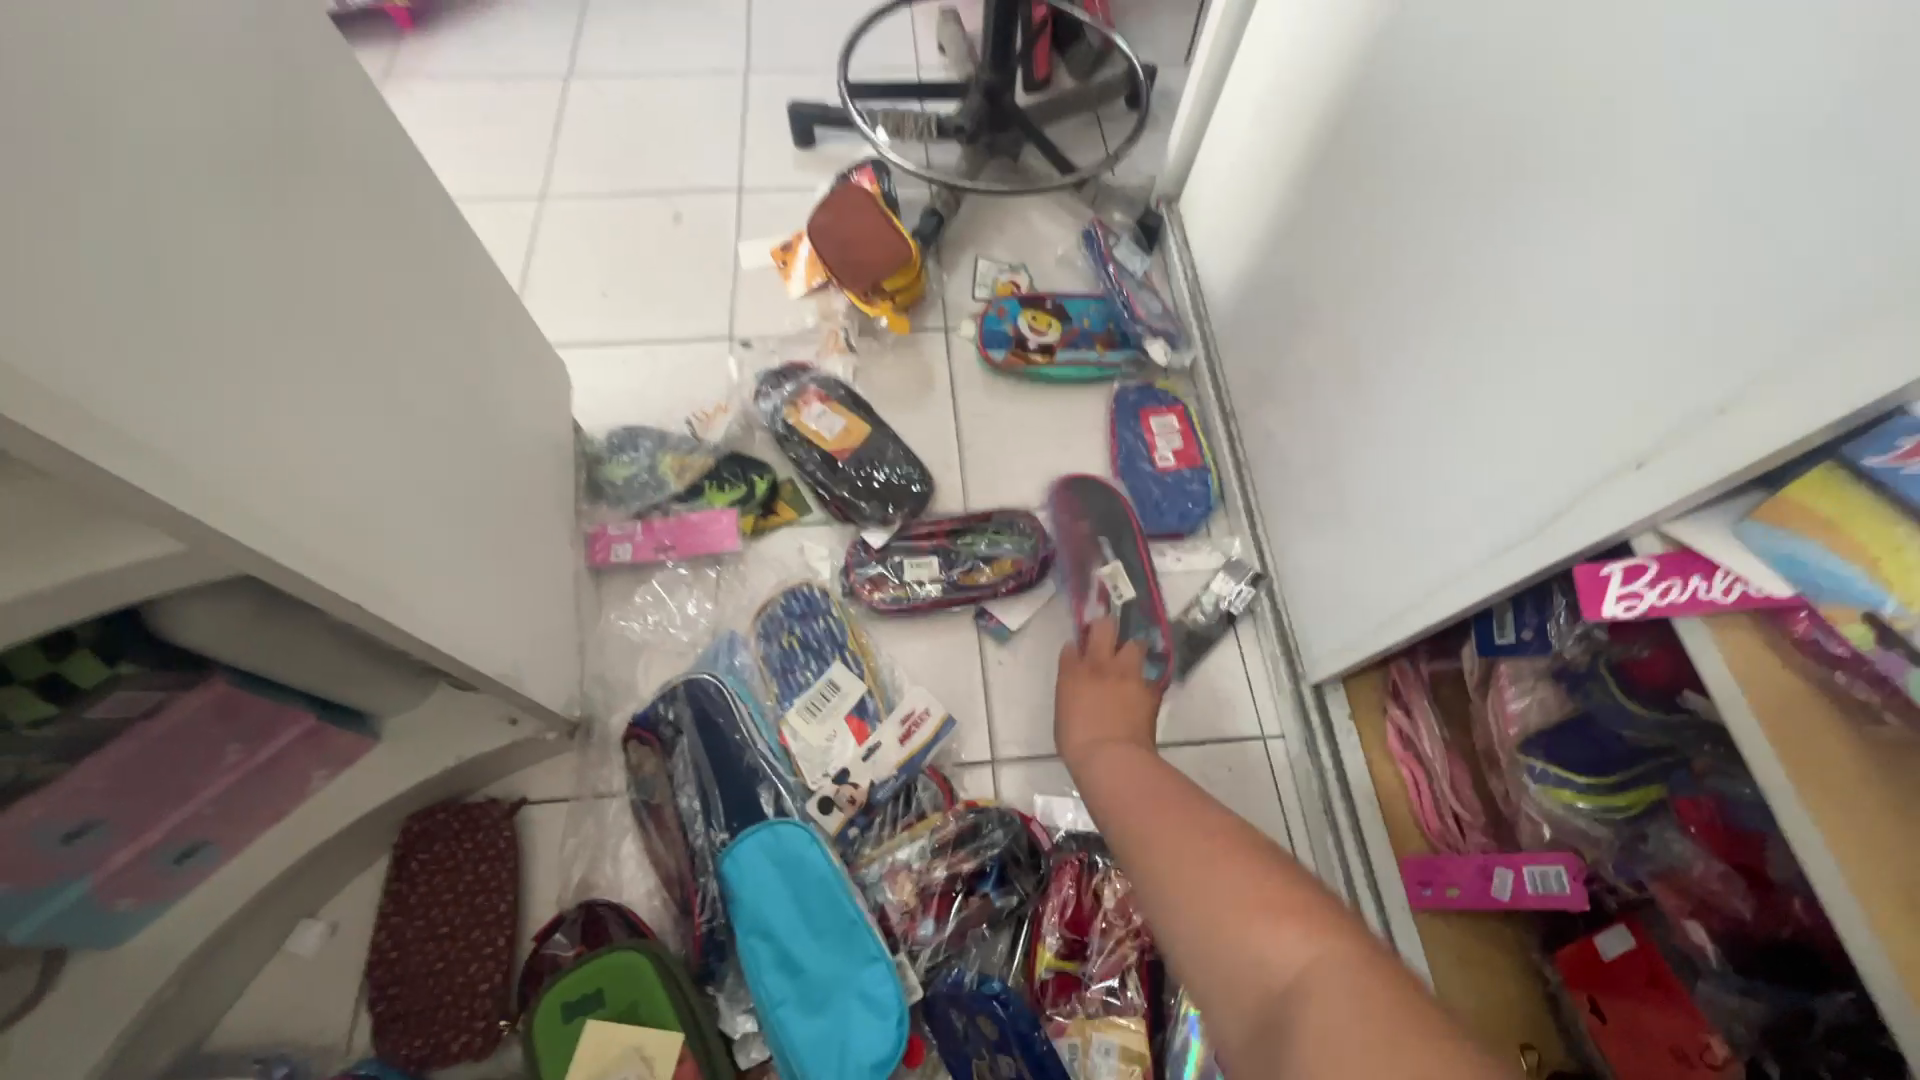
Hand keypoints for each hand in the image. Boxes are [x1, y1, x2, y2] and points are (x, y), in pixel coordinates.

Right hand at [1055, 616, 1163, 771]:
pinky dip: (1147, 681)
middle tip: (1107, 638)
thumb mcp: (1063, 716)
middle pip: (1104, 626)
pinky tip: (1145, 691)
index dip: (1076, 646)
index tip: (1079, 651)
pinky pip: (1151, 676)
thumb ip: (1071, 695)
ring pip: (1135, 644)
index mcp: (1072, 673)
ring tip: (1131, 662)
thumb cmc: (1077, 745)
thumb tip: (1078, 692)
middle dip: (1105, 627)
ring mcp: (1127, 673)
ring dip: (1132, 650)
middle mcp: (1099, 665)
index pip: (1071, 646)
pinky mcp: (1149, 688)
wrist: (1112, 758)